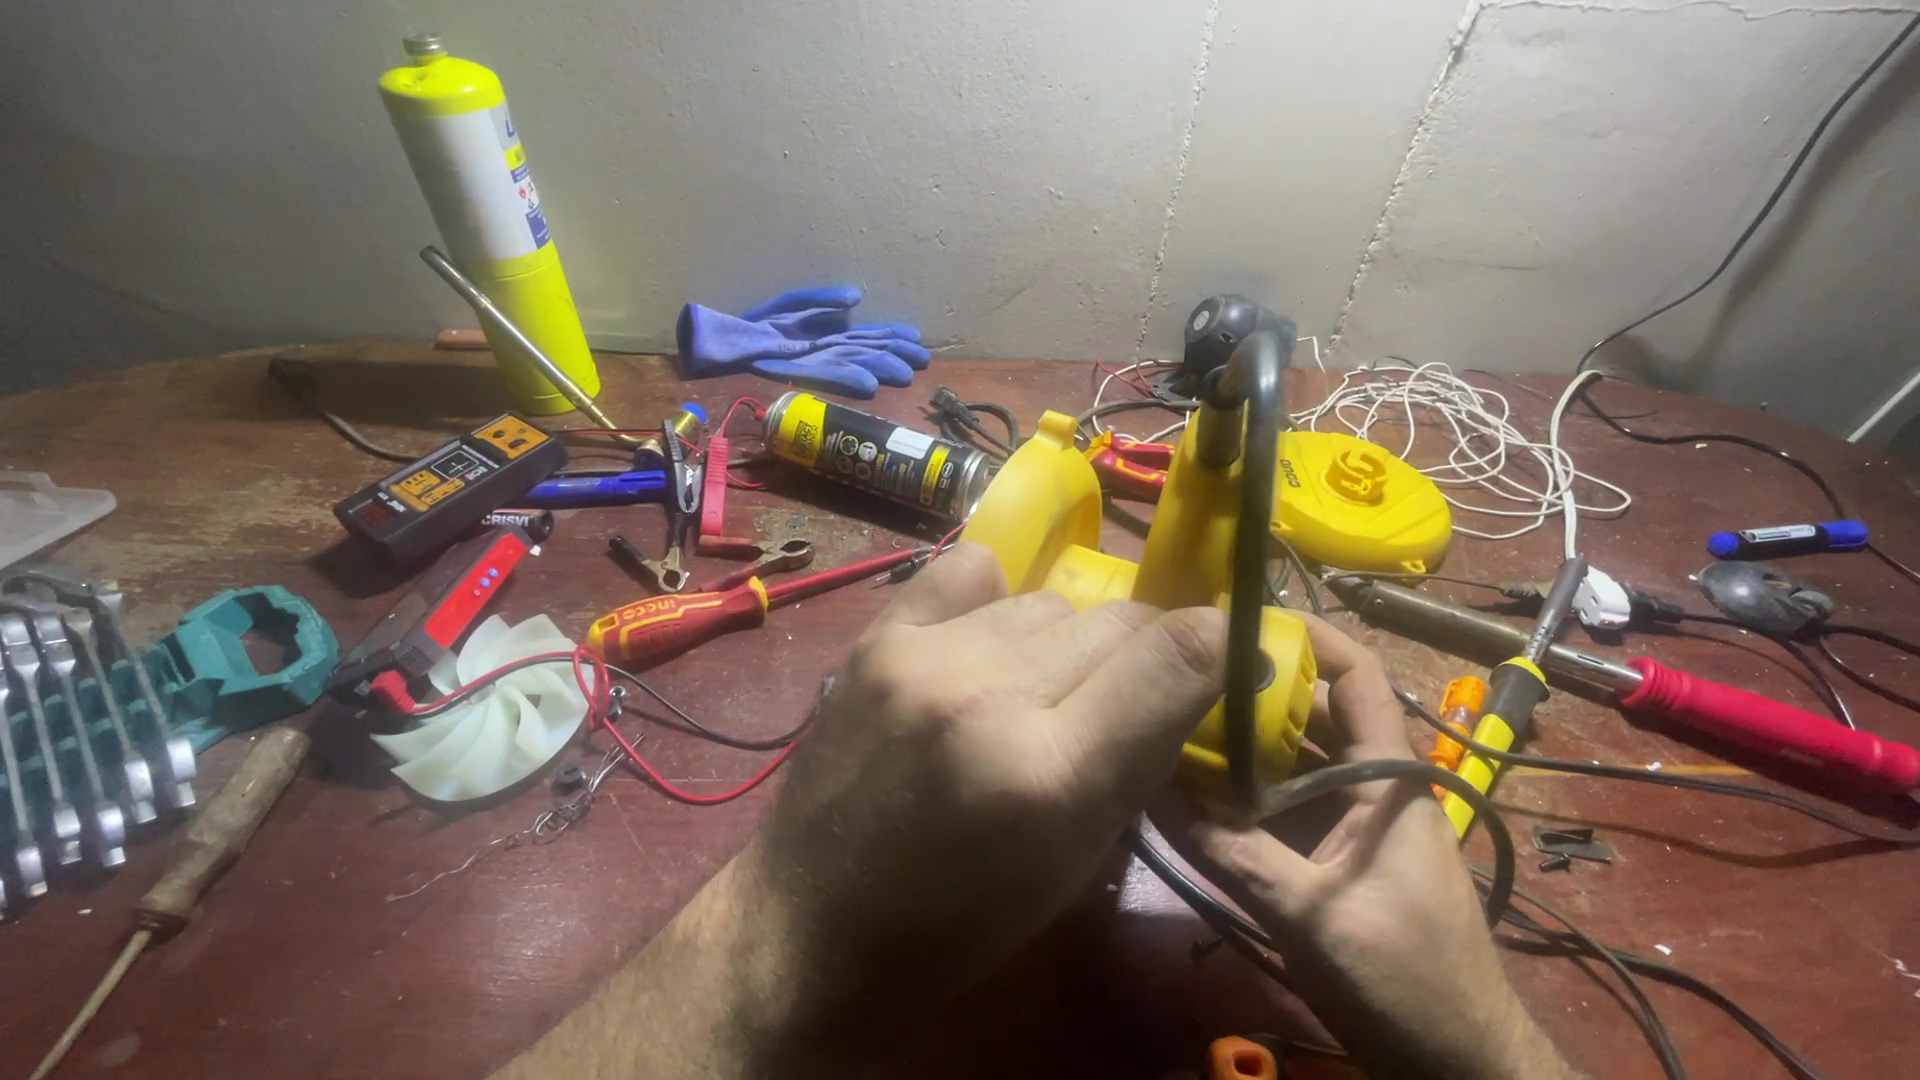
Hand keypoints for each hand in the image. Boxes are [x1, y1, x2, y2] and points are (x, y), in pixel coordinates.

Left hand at [739, 542, 1227, 1027]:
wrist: (815, 917)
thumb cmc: (958, 918)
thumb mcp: (1075, 863)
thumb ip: (1138, 759)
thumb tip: (1188, 674)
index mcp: (1051, 775)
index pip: (1176, 656)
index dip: (1217, 644)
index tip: (1220, 653)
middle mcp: (990, 694)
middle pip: (1116, 619)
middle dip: (1137, 653)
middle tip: (1113, 693)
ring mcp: (925, 655)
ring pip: (1047, 600)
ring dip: (1062, 638)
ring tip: (1031, 684)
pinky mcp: (878, 636)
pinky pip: (968, 571)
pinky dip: (992, 597)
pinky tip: (979, 638)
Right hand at [1152, 614, 1577, 1079]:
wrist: (1460, 1064)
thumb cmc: (1410, 980)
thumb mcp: (1317, 917)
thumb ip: (1236, 855)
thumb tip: (1154, 794)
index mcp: (1387, 778)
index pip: (1358, 676)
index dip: (1309, 635)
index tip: (1241, 616)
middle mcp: (1365, 784)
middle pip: (1307, 710)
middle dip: (1249, 686)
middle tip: (1178, 671)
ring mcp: (1346, 819)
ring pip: (1286, 758)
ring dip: (1237, 740)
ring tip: (1170, 717)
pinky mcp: (1327, 852)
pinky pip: (1276, 803)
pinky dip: (1236, 791)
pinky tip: (1189, 788)